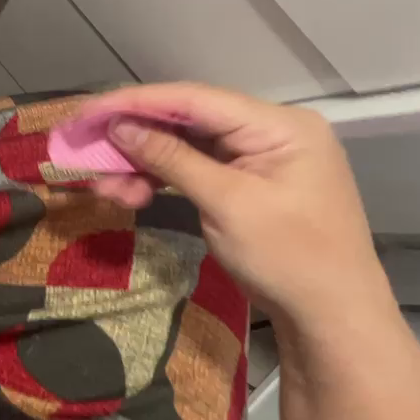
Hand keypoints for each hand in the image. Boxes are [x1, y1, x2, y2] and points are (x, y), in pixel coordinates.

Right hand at [78, 82, 392, 326]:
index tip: (87, 112)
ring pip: (183, 146)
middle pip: (185, 120)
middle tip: (86, 150)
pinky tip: (129, 194)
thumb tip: (119, 127)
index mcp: (278, 125)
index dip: (134, 102)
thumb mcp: (226, 204)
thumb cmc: (289, 258)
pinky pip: (192, 167)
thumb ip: (171, 158)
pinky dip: (159, 179)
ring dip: (141, 164)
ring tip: (107, 188)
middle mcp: (268, 131)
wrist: (333, 319)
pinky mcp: (245, 181)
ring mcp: (257, 156)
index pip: (193, 99)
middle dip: (134, 137)